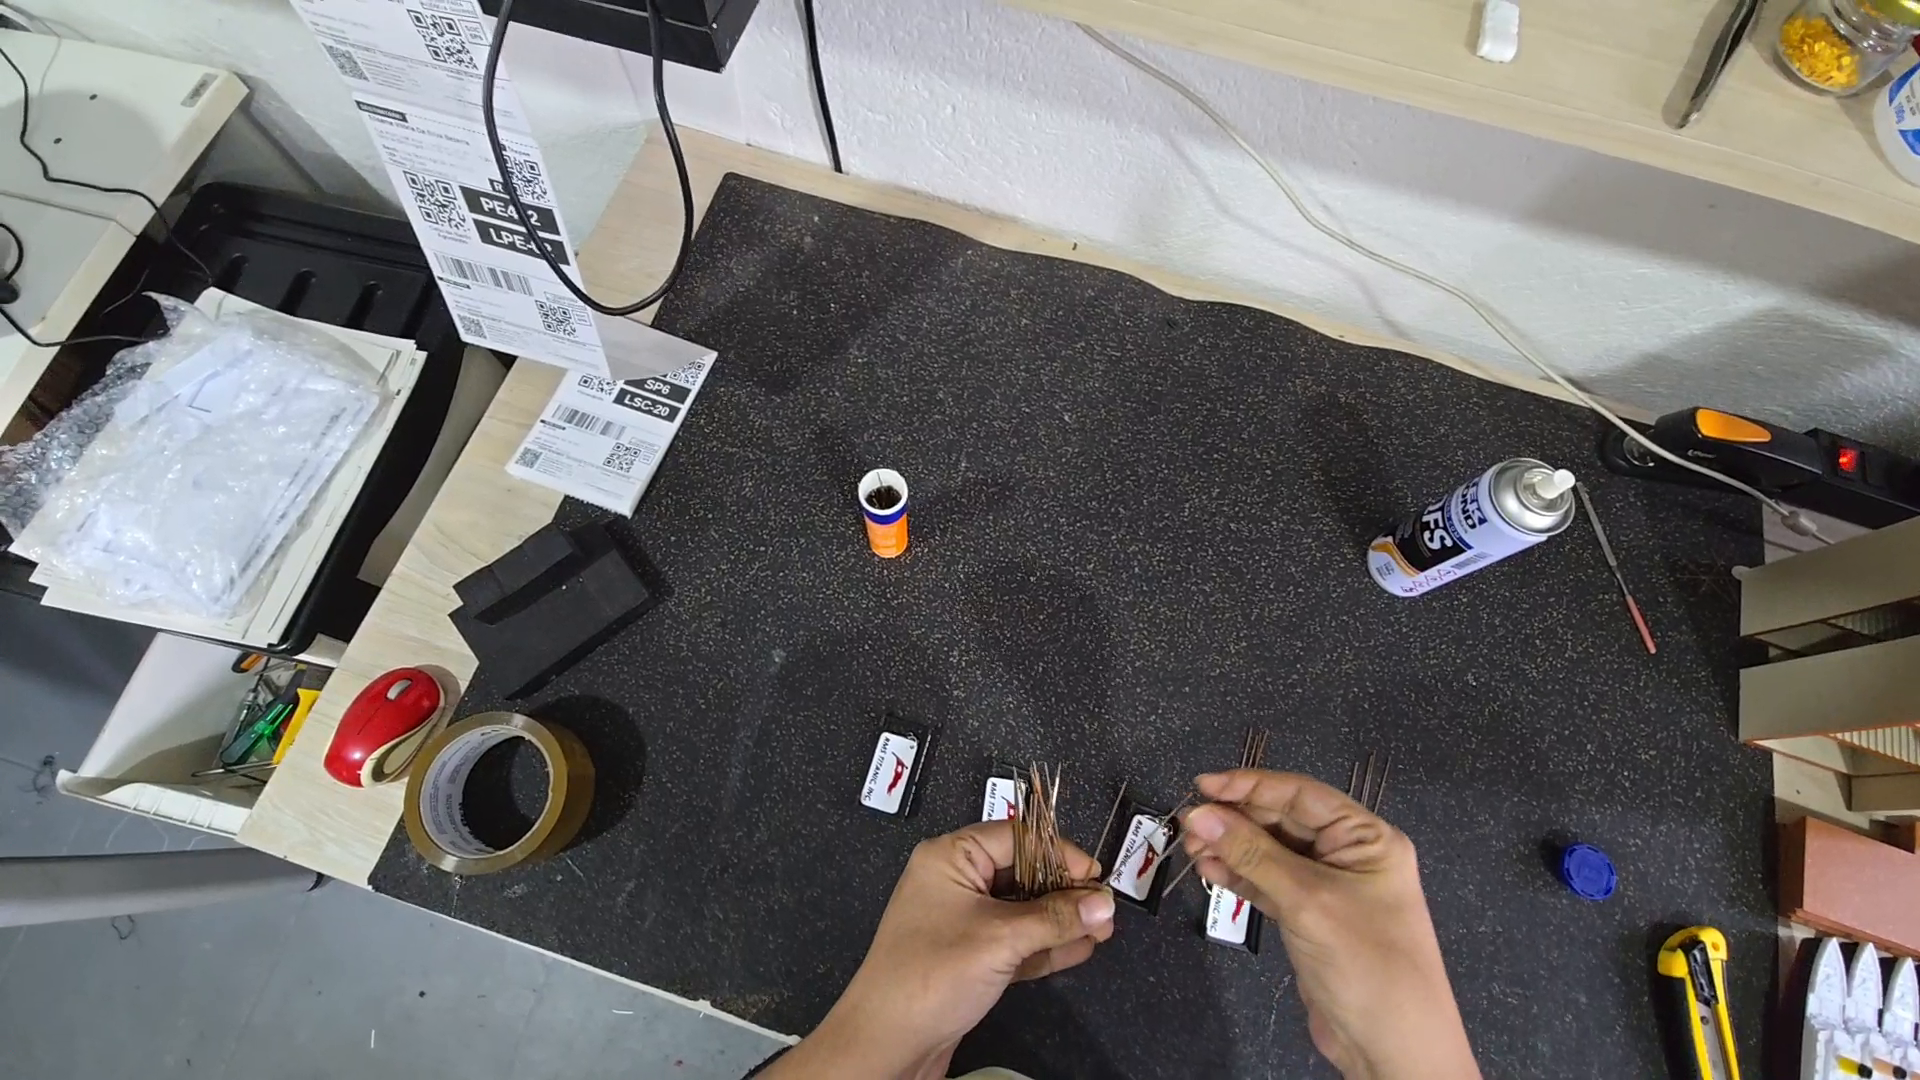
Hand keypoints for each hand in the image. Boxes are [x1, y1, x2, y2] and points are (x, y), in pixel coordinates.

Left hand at [763, 821, 1116, 1079]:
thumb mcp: (1000, 939)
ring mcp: (963, 919)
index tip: (1097, 876)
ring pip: (1021, 909)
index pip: (1016, 838)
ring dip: (1060, 920)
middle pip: (1021, 873)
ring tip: (1103, 931)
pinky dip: (1044, 945)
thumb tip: (1105, 902)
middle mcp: (957, 879)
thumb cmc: (937, 972)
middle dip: (1064, 891)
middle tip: (1105, 910)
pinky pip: (1014, 940)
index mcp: (952, 856)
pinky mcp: (970, 955)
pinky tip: (1081, 949)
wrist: (886, 1044)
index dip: (1059, 853)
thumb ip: (1055, 918)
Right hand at [1180, 770, 1479, 1079]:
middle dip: (1234, 820)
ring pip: (1268, 850)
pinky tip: (1208, 870)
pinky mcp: (1307, 914)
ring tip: (1191, 849)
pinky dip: (1237, 874)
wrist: (1395, 1055)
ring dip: (1230, 847)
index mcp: (1366, 838)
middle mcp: (1347, 854)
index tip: (1202, 785)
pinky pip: (1265, 880)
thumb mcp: (1307, 901)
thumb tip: (1197, 813)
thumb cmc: (1365, 964)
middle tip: (1189, 823)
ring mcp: (1326, 885)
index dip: (1249, 785)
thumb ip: (1251, 853)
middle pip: (1280, 820)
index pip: (1299, 794)